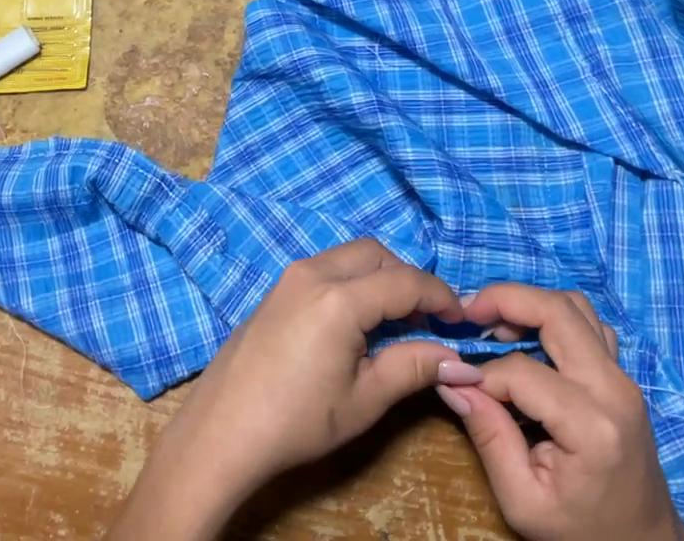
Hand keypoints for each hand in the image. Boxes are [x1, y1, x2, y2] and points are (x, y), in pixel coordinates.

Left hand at [107, 238, 484, 539]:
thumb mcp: (364, 399)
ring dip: (378, 276)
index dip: (439, 295)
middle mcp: (313, 273)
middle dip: (407, 277)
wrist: (222, 430)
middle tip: (428, 316)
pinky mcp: (275, 290)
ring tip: (396, 319)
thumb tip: (460, 361)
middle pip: (375, 254)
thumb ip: (412, 368)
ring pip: (348, 257)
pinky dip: (352, 281)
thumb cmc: (297, 420)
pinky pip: (325, 269)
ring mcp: (288, 278)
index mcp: (339, 298)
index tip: (461, 318)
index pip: (404, 280)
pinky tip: (357, 320)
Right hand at [436, 285, 683, 540]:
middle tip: (466, 312)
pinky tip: (527, 338)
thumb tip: (450, 380)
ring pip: (576, 307)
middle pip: (557, 311)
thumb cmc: (581, 532)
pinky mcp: (623, 378)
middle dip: (505, 300)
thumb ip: (488, 436)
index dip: (480, 373)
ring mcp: (624, 379)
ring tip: (494, 325)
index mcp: (592, 425)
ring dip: (530, 304)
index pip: (520, 369)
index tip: (456, 387)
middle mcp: (614, 388)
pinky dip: (553, 316)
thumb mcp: (522, 499)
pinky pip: (589, 324)